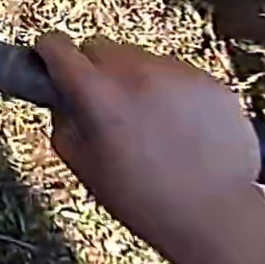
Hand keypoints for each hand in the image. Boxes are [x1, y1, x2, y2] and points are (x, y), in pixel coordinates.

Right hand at [36, 32, 264, 263]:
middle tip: (104, 100)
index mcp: (94, 90)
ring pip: (139, 58)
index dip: (48, 53)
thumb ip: (63, 115)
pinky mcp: (212, 83)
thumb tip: (63, 93)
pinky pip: (177, 74)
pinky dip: (171, 90)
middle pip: (98, 46)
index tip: (51, 64)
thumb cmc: (136, 194)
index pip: (56, 44)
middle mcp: (133, 72)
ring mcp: (177, 75)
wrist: (216, 218)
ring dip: (134, 77)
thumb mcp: (76, 156)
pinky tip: (179, 125)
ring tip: (148, 117)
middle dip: (94, 67)